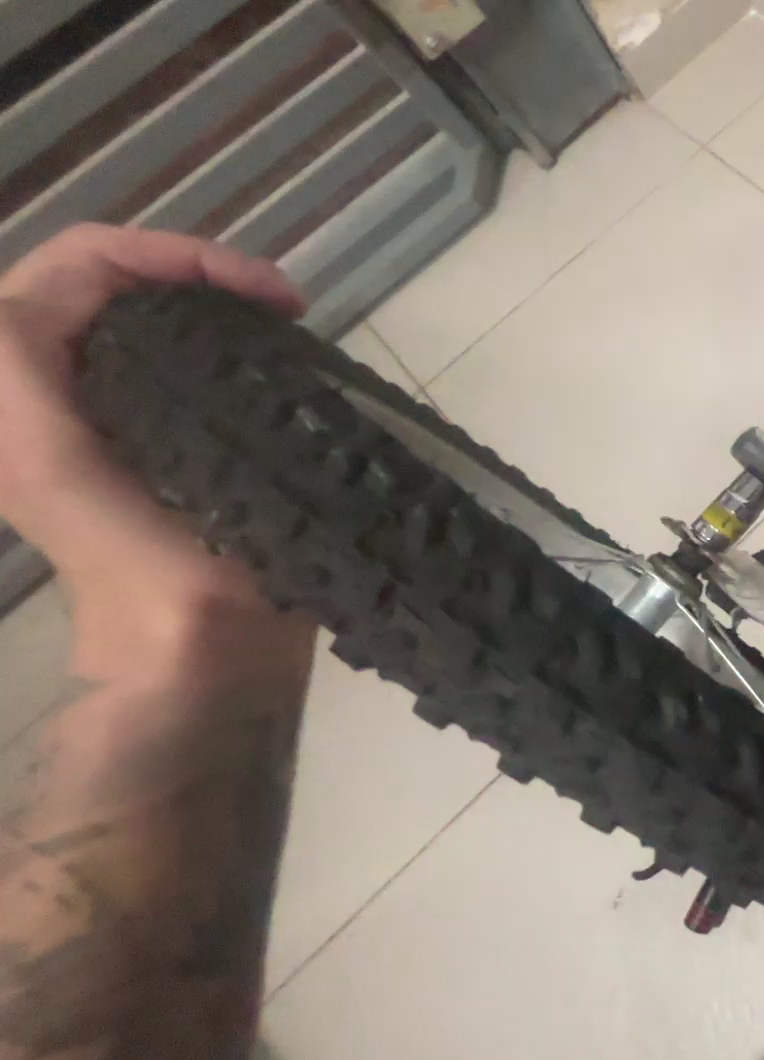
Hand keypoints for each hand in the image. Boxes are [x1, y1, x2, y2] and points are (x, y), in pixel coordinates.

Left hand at [0, 225, 305, 668]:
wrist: (196, 645)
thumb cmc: (161, 568)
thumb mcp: (74, 466)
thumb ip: (34, 375)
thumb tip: (100, 291)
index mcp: (17, 390)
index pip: (78, 268)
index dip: (176, 256)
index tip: (279, 297)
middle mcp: (40, 395)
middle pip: (95, 283)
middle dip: (189, 273)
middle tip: (284, 307)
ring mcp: (92, 419)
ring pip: (129, 318)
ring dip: (200, 304)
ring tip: (278, 326)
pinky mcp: (141, 445)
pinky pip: (160, 361)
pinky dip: (209, 344)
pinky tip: (263, 368)